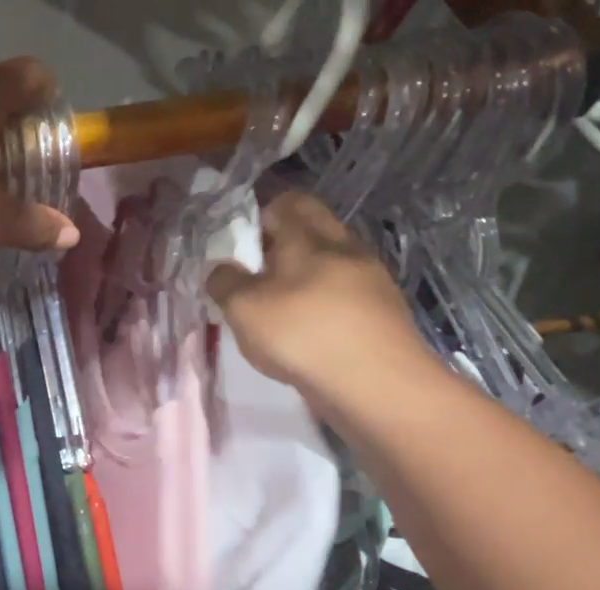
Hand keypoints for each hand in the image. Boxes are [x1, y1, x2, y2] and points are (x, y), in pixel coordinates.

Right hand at [206, 193, 436, 396]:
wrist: (372, 378)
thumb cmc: (300, 334)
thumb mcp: (244, 309)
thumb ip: (225, 283)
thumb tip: (220, 268)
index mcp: (309, 237)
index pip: (287, 203)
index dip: (261, 215)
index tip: (238, 243)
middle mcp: (344, 246)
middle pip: (311, 228)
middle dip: (281, 244)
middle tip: (253, 274)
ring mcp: (368, 276)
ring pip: (328, 260)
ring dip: (302, 273)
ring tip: (276, 305)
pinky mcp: (379, 307)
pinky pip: (342, 290)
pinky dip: (321, 300)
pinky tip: (307, 328)